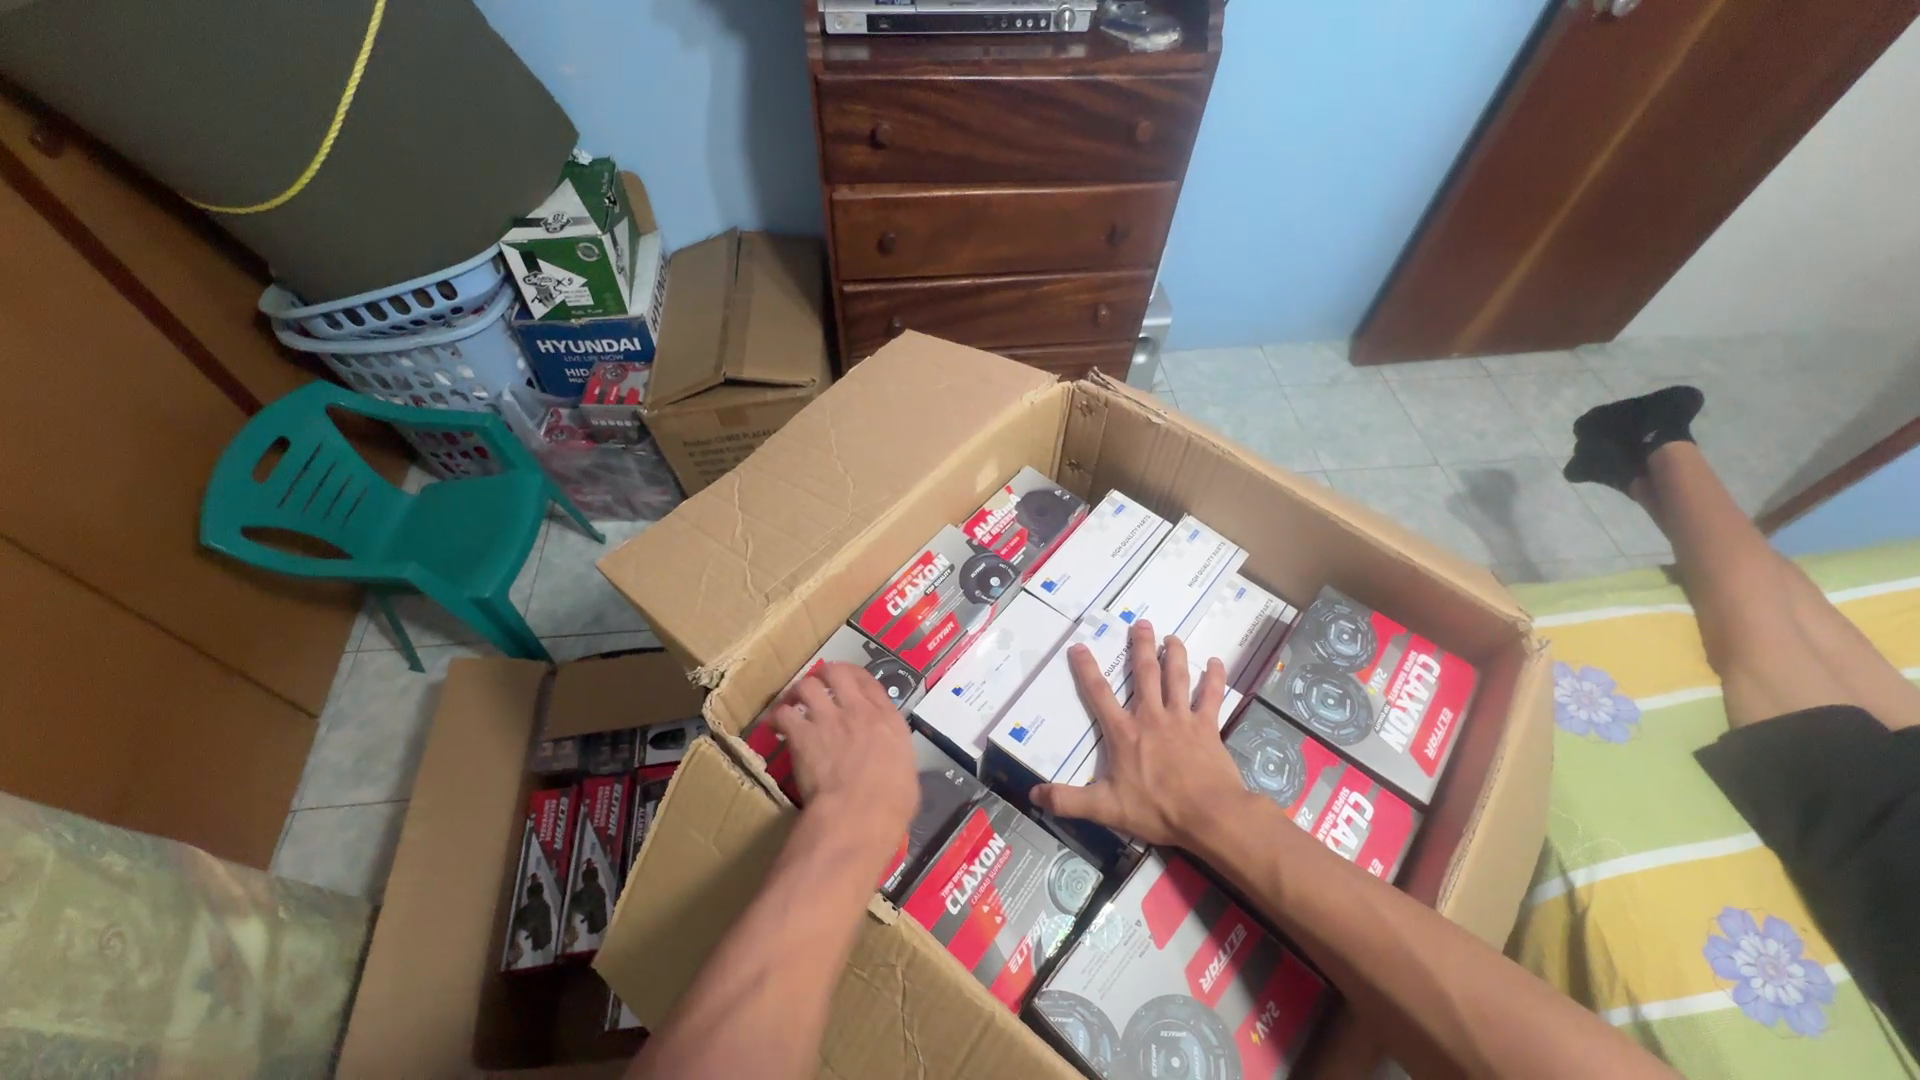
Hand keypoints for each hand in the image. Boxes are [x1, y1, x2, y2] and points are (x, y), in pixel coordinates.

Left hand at [767, 662, 918, 854]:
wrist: (859, 815)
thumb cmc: (892, 804)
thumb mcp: (907, 772)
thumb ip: (895, 755)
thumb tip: (889, 762)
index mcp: (888, 719)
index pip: (869, 681)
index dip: (855, 677)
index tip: (847, 684)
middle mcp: (858, 710)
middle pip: (837, 671)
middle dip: (825, 675)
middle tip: (819, 687)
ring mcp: (828, 719)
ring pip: (808, 685)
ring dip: (800, 692)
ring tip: (796, 704)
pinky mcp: (802, 735)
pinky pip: (784, 714)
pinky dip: (779, 719)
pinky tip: (778, 727)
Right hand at [1030, 620, 1248, 847]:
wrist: (1209, 815)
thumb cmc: (1157, 810)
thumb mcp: (1105, 809)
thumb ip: (1069, 800)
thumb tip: (1033, 795)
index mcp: (1124, 733)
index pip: (1099, 694)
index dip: (1086, 669)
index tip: (1080, 647)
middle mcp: (1152, 717)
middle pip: (1145, 673)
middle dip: (1142, 646)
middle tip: (1141, 623)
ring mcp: (1182, 719)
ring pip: (1178, 677)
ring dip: (1175, 654)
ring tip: (1172, 637)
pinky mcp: (1208, 727)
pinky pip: (1211, 697)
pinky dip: (1214, 678)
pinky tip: (1216, 663)